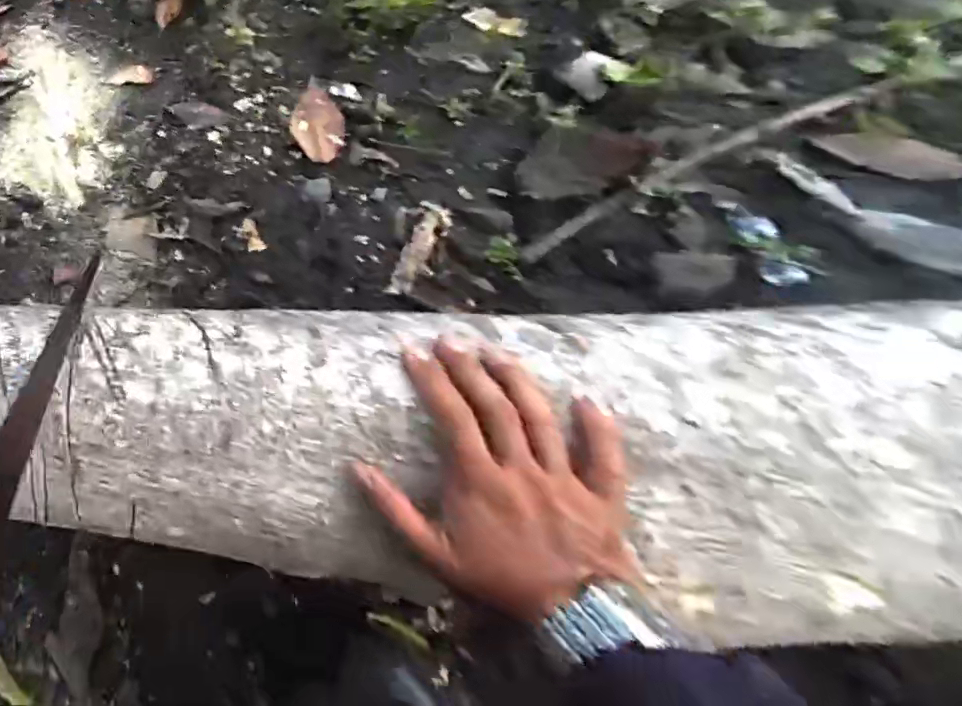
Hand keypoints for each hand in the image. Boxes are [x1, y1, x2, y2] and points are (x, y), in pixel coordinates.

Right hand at [352, 337, 641, 623]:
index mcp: (480, 479)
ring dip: (517, 380)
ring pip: (541, 419)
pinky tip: (587, 398)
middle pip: (494, 407)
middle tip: (449, 340)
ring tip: (496, 351)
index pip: (453, 416)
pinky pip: (605, 457)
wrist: (580, 620)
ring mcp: (564, 480)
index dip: (432, 380)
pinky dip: (599, 427)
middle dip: (468, 368)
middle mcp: (521, 469)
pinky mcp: (602, 496)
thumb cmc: (499, 579)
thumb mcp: (434, 551)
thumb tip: (356, 468)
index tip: (413, 352)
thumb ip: (394, 509)